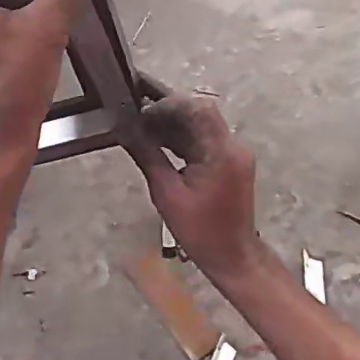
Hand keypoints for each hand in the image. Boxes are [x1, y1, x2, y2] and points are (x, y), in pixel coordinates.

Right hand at [126, 96, 263, 278]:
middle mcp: (233, 146)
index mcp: (222, 153)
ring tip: (141, 124)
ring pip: (200, 125)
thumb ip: (148, 156)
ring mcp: (232, 153)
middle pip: (200, 113)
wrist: (232, 256)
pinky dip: (181, 137)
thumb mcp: (167, 194)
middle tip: (137, 111)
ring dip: (172, 123)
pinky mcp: (228, 161)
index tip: (142, 110)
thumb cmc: (200, 232)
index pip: (199, 110)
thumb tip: (126, 130)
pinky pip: (203, 139)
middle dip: (168, 110)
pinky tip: (156, 139)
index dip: (169, 104)